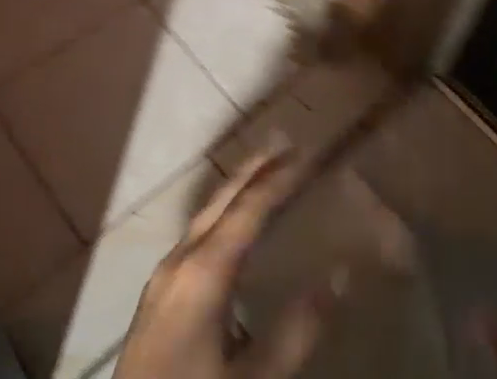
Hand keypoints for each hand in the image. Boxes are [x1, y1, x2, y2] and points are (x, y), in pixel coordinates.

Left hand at [115, 144, 335, 378]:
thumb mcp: (255, 377)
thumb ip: (298, 329)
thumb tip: (339, 275)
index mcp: (203, 271)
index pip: (248, 209)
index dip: (280, 178)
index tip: (308, 151)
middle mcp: (179, 262)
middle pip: (220, 201)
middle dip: (253, 170)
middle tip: (286, 142)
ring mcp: (162, 278)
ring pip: (204, 217)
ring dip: (236, 191)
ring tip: (265, 173)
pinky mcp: (156, 297)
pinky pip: (195, 236)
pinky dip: (221, 216)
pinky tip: (232, 230)